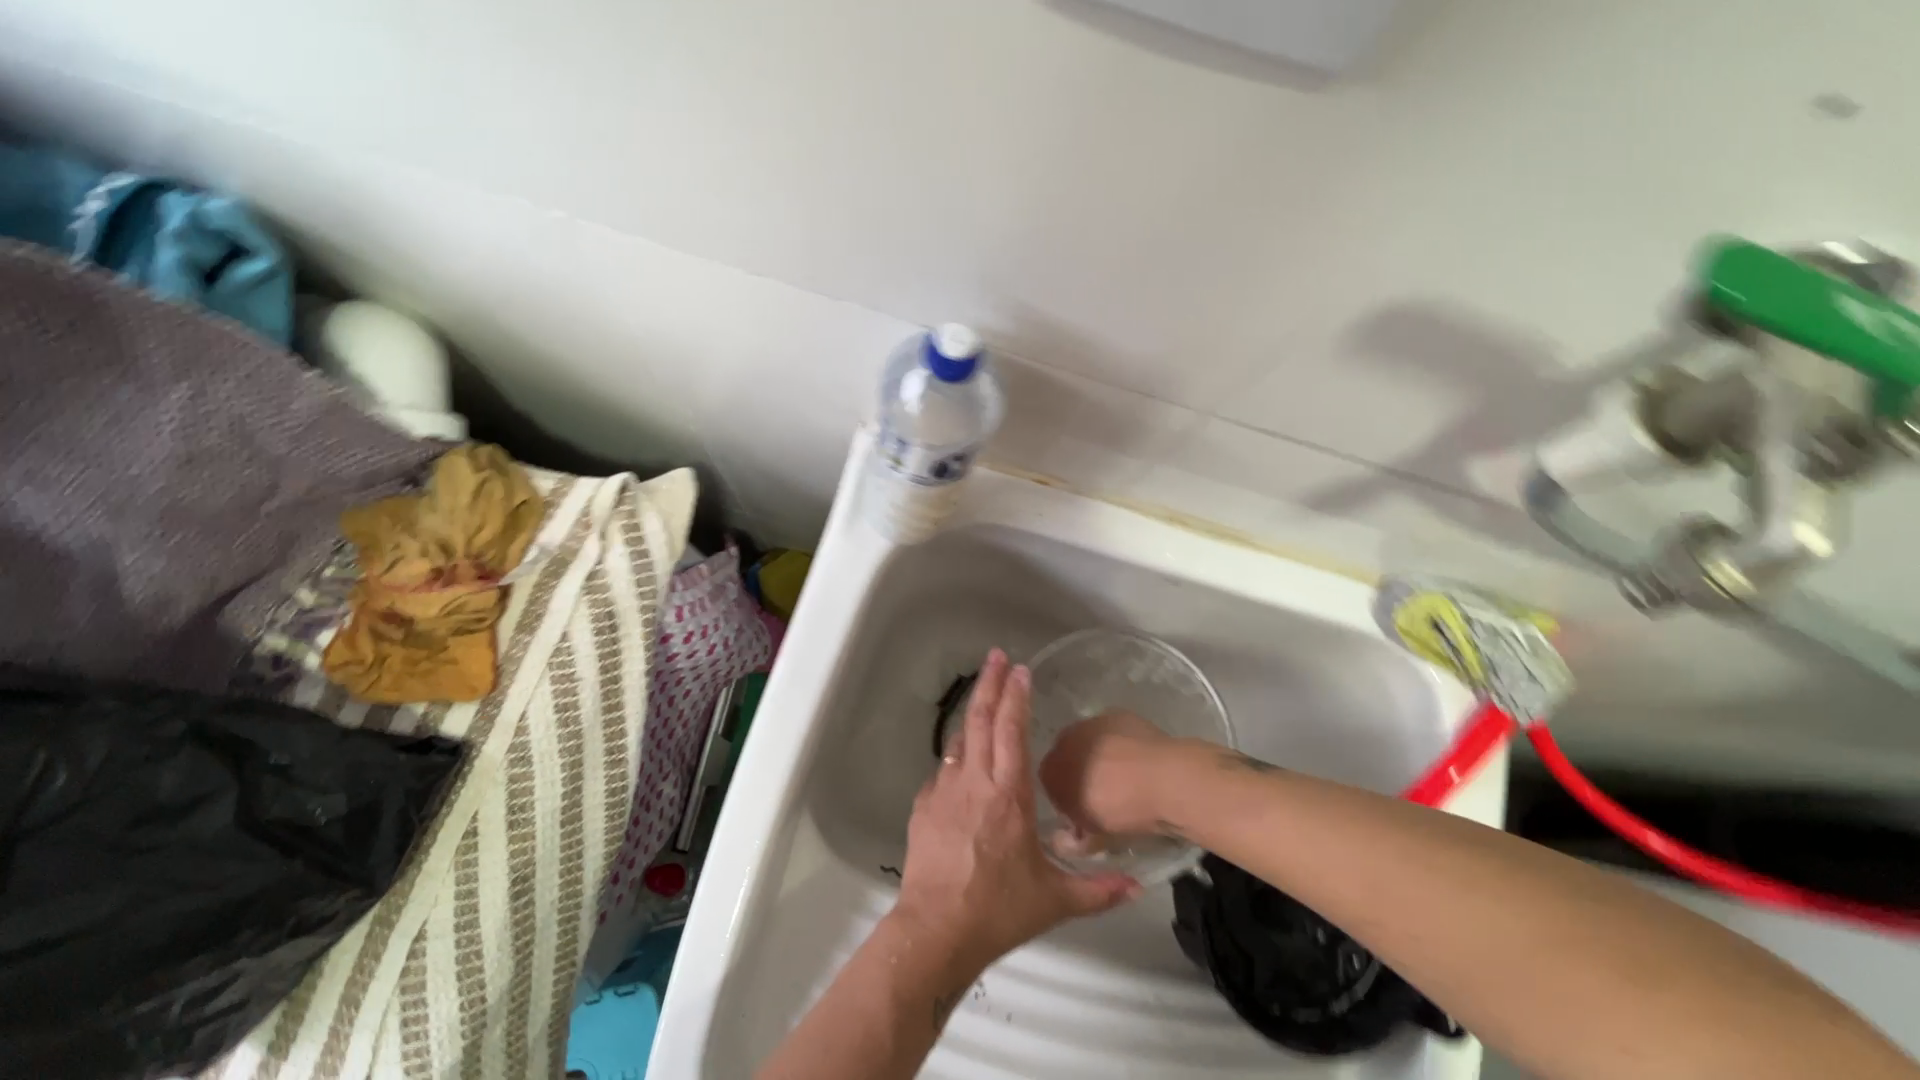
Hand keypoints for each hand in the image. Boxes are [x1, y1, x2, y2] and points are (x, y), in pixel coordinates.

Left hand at [892, 649, 1140, 968]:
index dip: (1017, 696)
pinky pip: (941, 773)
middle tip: (996, 656)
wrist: (936, 930)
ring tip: (982, 699)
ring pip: (958, 742)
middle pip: (981, 721)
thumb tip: (1138, 887)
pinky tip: (959, 762)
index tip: (1021, 669)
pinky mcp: (923, 810)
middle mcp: (974, 784)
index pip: (1013, 730)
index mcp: (1009, 795)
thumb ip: (1099, 889)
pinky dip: (954, 758)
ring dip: (971, 716)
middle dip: (990, 684)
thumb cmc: (999, 910)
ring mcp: (943, 794)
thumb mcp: (1056, 900)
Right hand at [1037, 709, 1185, 837]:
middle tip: (1102, 796)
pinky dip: (1121, 744)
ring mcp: (1092, 723)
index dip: (1064, 798)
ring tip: (1125, 778)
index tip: (1081, 813)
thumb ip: (1072, 839)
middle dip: (1080, 772)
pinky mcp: (1119, 714)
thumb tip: (1063, 839)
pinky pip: (1113, 733)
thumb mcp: (1093, 834)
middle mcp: (1065, 740)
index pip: (1049, 781)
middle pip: (1067, 757)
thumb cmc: (1122, 808)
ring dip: (1101, 756)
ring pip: (1090, 743)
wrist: (1165, 778)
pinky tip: (1138, 761)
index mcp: (1051, 768)